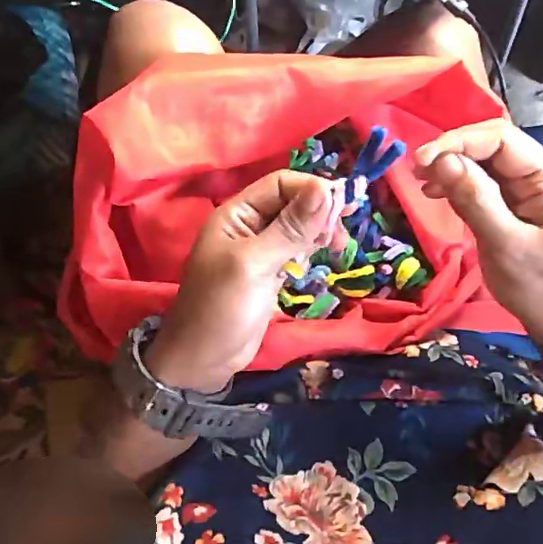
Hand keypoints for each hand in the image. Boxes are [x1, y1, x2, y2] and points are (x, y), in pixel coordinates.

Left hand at [148, 170, 340, 392]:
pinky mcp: (270, 271)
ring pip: (299, 226)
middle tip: (338, 237)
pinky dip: (311, 250)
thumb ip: (290, 229)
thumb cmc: (220, 308)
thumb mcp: (255, 265)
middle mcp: (249, 225)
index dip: (312, 190)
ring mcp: (260, 250)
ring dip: (320, 231)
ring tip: (336, 247)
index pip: (281, 183)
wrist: (201, 360)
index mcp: (237, 214)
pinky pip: (297, 249)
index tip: (341, 210)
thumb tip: (327, 190)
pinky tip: (318, 260)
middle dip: (320, 212)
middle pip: (293, 202)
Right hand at [414, 120, 542, 351]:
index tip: (422, 162)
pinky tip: (439, 193)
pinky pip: (488, 184)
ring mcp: (536, 190)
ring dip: (454, 169)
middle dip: (454, 153)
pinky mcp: (523, 205)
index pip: (502, 139)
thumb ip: (475, 199)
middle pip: (495, 147)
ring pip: (488, 164)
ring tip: (424, 184)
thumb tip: (442, 161)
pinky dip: (462, 185)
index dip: (459, 142)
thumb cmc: (540, 288)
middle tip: (418, 172)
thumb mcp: (505, 244)